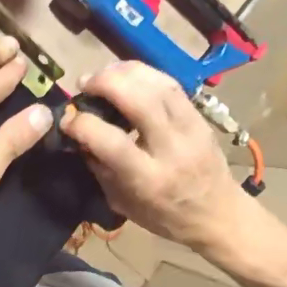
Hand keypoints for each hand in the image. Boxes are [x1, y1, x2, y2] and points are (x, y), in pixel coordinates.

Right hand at [59, 62, 252, 252]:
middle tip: (84, 83)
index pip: (112, 142)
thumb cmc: (165, 215)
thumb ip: (99, 167)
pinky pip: (171, 84)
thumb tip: (77, 135)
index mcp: (149, 179)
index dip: (83, 125)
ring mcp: (190, 128)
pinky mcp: (200, 116)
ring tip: (102, 75)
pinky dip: (144, 73)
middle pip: (139, 101)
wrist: (220, 215)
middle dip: (105, 84)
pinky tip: (125, 75)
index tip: (67, 119)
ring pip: (157, 84)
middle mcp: (172, 149)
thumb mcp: (122, 201)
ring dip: (123, 72)